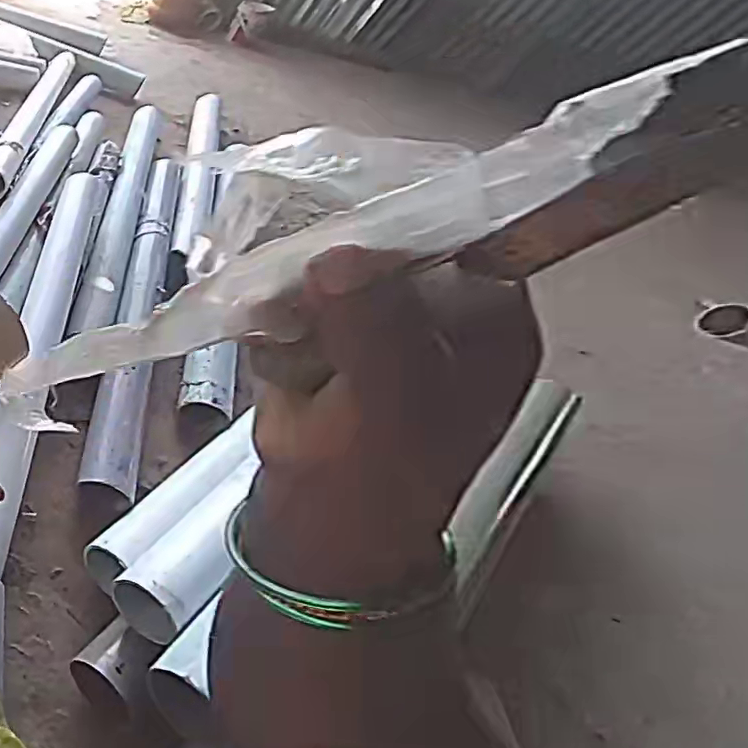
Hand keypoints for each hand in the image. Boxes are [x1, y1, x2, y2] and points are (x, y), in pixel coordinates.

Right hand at [250, 247, 540, 560]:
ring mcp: (363, 320)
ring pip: (313, 272)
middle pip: (368, 249)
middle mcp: (424, 310)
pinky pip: (280, 299)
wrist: (315, 516)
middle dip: (322, 277)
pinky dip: (266, 321)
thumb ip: (374, 328)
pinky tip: (272, 355)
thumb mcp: (392, 404)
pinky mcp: (312, 332)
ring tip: (291, 351)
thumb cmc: (377, 474)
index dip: (392, 230)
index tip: (338, 241)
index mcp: (481, 318)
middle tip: (305, 313)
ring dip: (286, 305)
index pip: (445, 237)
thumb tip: (338, 258)